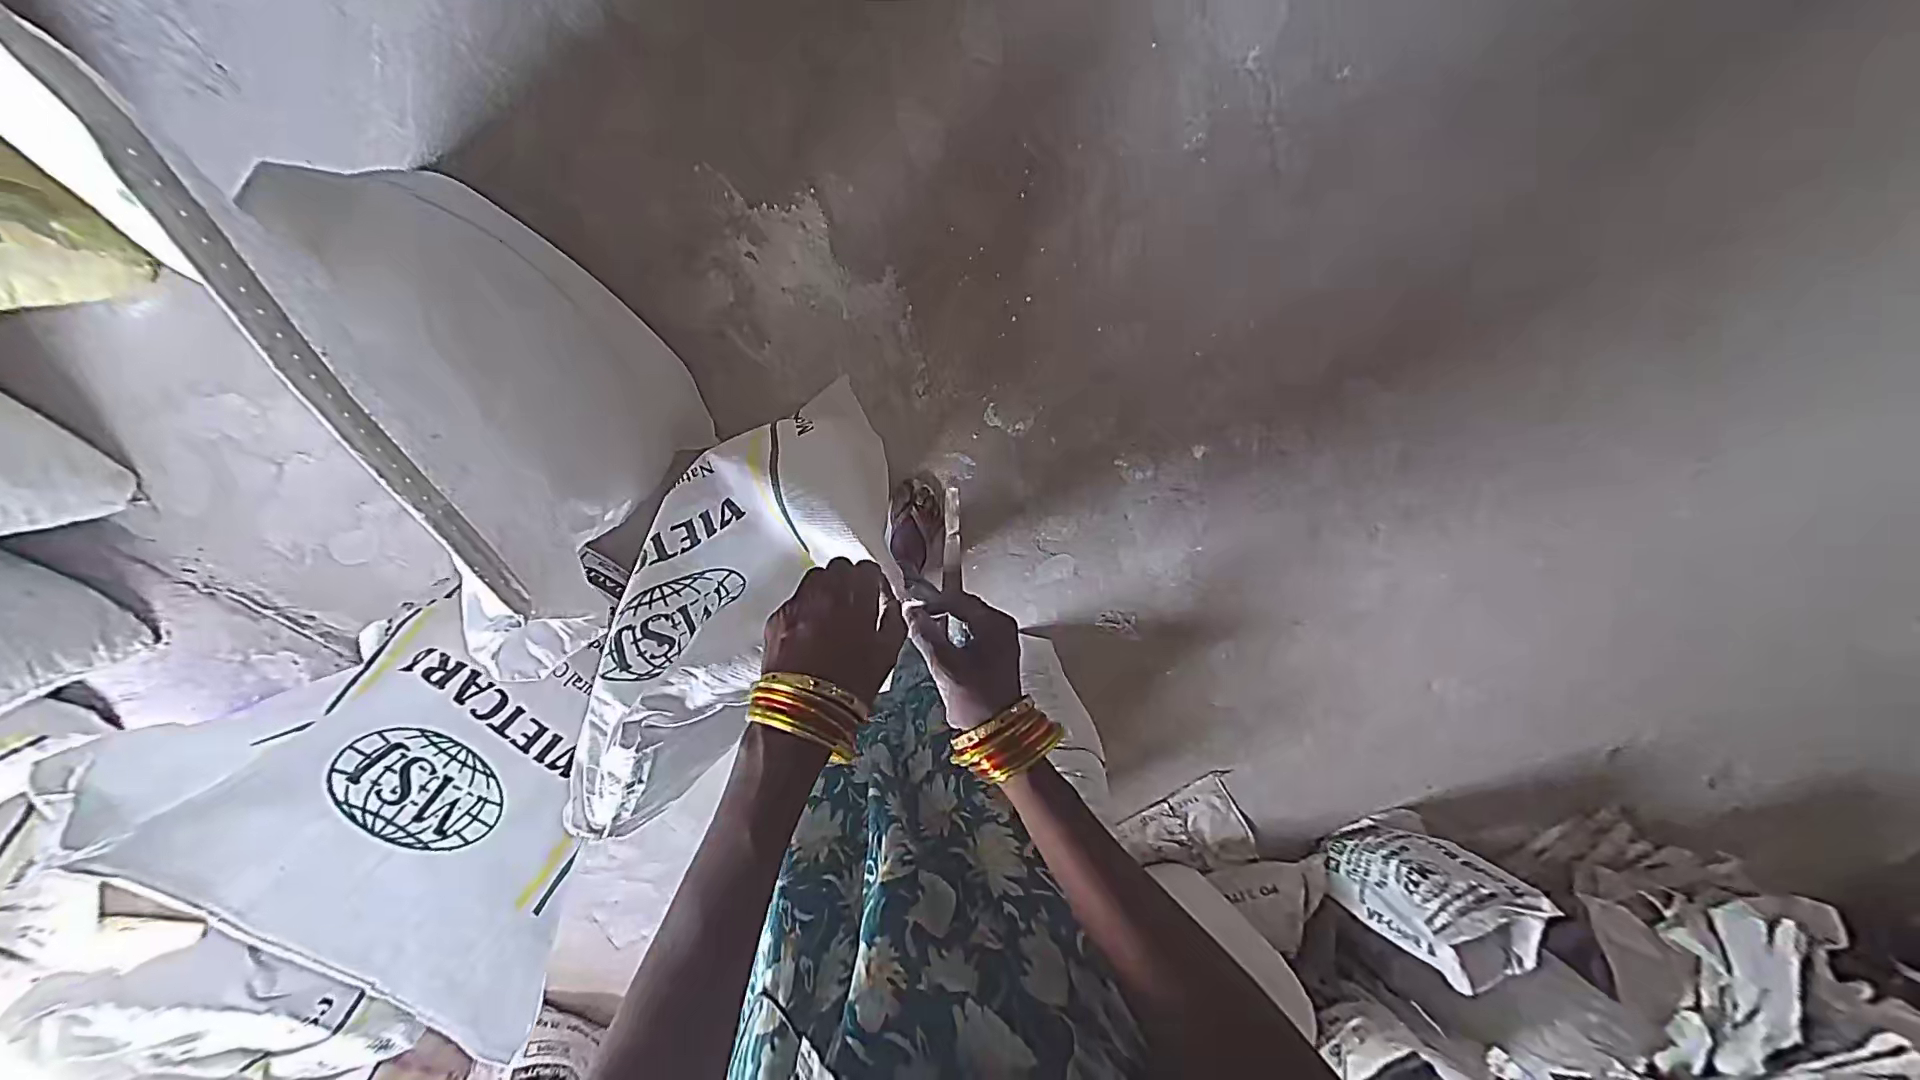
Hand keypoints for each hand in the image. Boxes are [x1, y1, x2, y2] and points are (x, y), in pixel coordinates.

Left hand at [762, 558, 905, 704]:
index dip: (873, 581)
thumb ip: (893, 620)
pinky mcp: (776, 617)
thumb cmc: (851, 685)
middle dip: (848, 580)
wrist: (803, 711)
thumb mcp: (887, 654)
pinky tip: (811, 632)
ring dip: (826, 589)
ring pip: (814, 579)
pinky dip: (806, 608)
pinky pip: (796, 601)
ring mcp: (797, 602)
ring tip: (831, 614)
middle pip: (839, 567)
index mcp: (856, 597)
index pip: (868, 569)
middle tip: (853, 602)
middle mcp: (825, 591)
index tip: (874, 594)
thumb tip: (891, 605)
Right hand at [905, 590, 1022, 728]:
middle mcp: (1002, 626)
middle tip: (915, 618)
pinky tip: (941, 645)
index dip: (931, 602)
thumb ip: (925, 634)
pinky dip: (957, 636)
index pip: (958, 599)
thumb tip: (910, 610)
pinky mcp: (999, 654)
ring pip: (969, 621)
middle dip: (939, 611)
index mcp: (994, 623)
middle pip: (966, 608)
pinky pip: (975, 634)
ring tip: (924, 631)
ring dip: (947, 624)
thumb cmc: (972, 696)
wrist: (997, 732)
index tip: (909, 609)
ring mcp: (1003, 640)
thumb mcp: (944, 664)